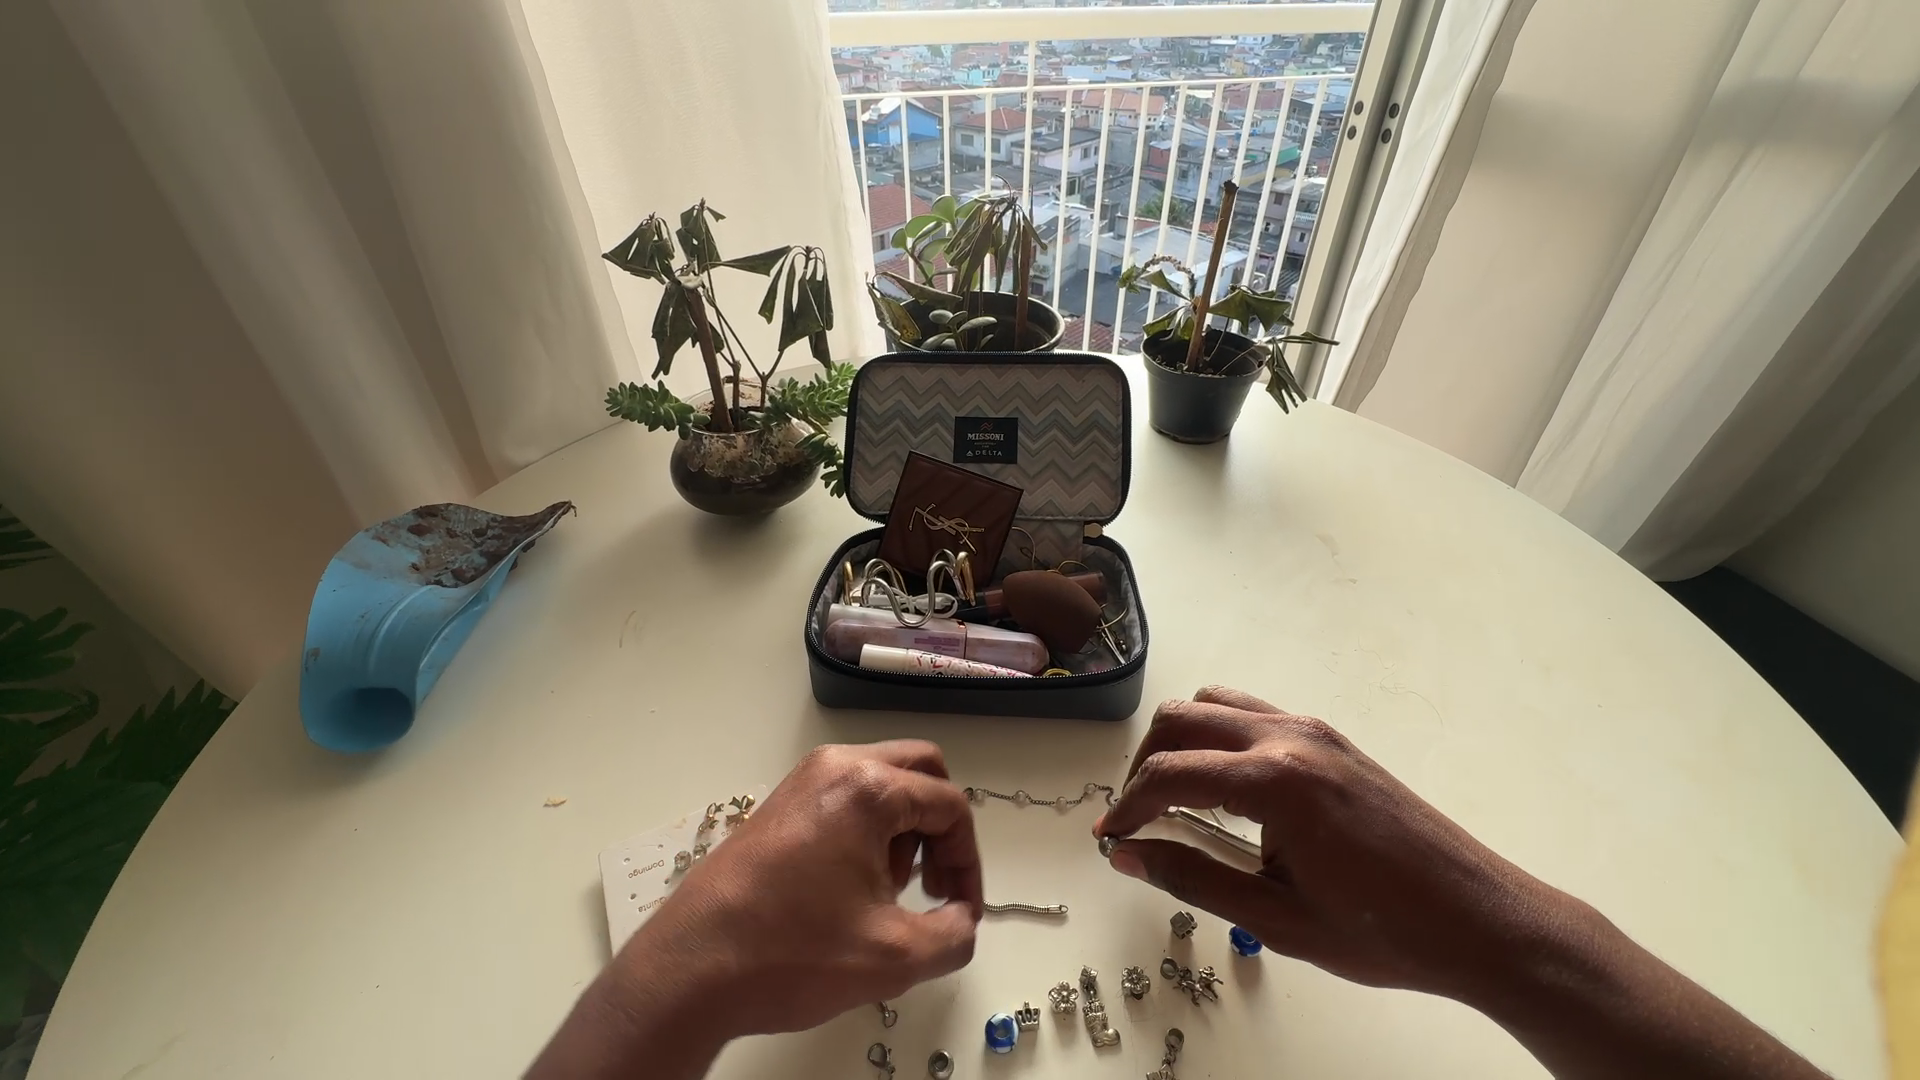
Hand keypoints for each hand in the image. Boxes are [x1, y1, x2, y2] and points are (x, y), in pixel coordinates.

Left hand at [530, 742, 982, 1079]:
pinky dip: (870, 828)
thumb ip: (954, 935)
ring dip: (905, 828)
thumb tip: (962, 919)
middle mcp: (838, 764)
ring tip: (887, 892)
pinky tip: (852, 885)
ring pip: (885, 781)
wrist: (690, 968)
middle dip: (939, 829)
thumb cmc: (792, 953)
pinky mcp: (784, 800)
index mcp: (869, 787)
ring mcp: (805, 778)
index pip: (950, 805)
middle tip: (932, 885)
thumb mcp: (893, 956)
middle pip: (921, 771)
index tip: (963, 911)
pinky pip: (849, 795)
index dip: (968, 861)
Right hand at [1094, 686, 1572, 1001]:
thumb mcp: (1278, 920)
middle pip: (1179, 720)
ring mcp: (1311, 730)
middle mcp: (1288, 737)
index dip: (1127, 805)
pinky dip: (1216, 734)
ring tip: (1176, 795)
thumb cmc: (1384, 933)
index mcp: (1275, 782)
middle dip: (1143, 765)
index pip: (1170, 774)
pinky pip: (1250, 712)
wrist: (1486, 920)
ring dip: (1178, 741)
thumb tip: (1126, 856)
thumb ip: (1192, 878)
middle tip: (1138, 817)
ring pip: (1212, 703)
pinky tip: (1226, 785)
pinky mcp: (1328, 737)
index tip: (1111, 838)